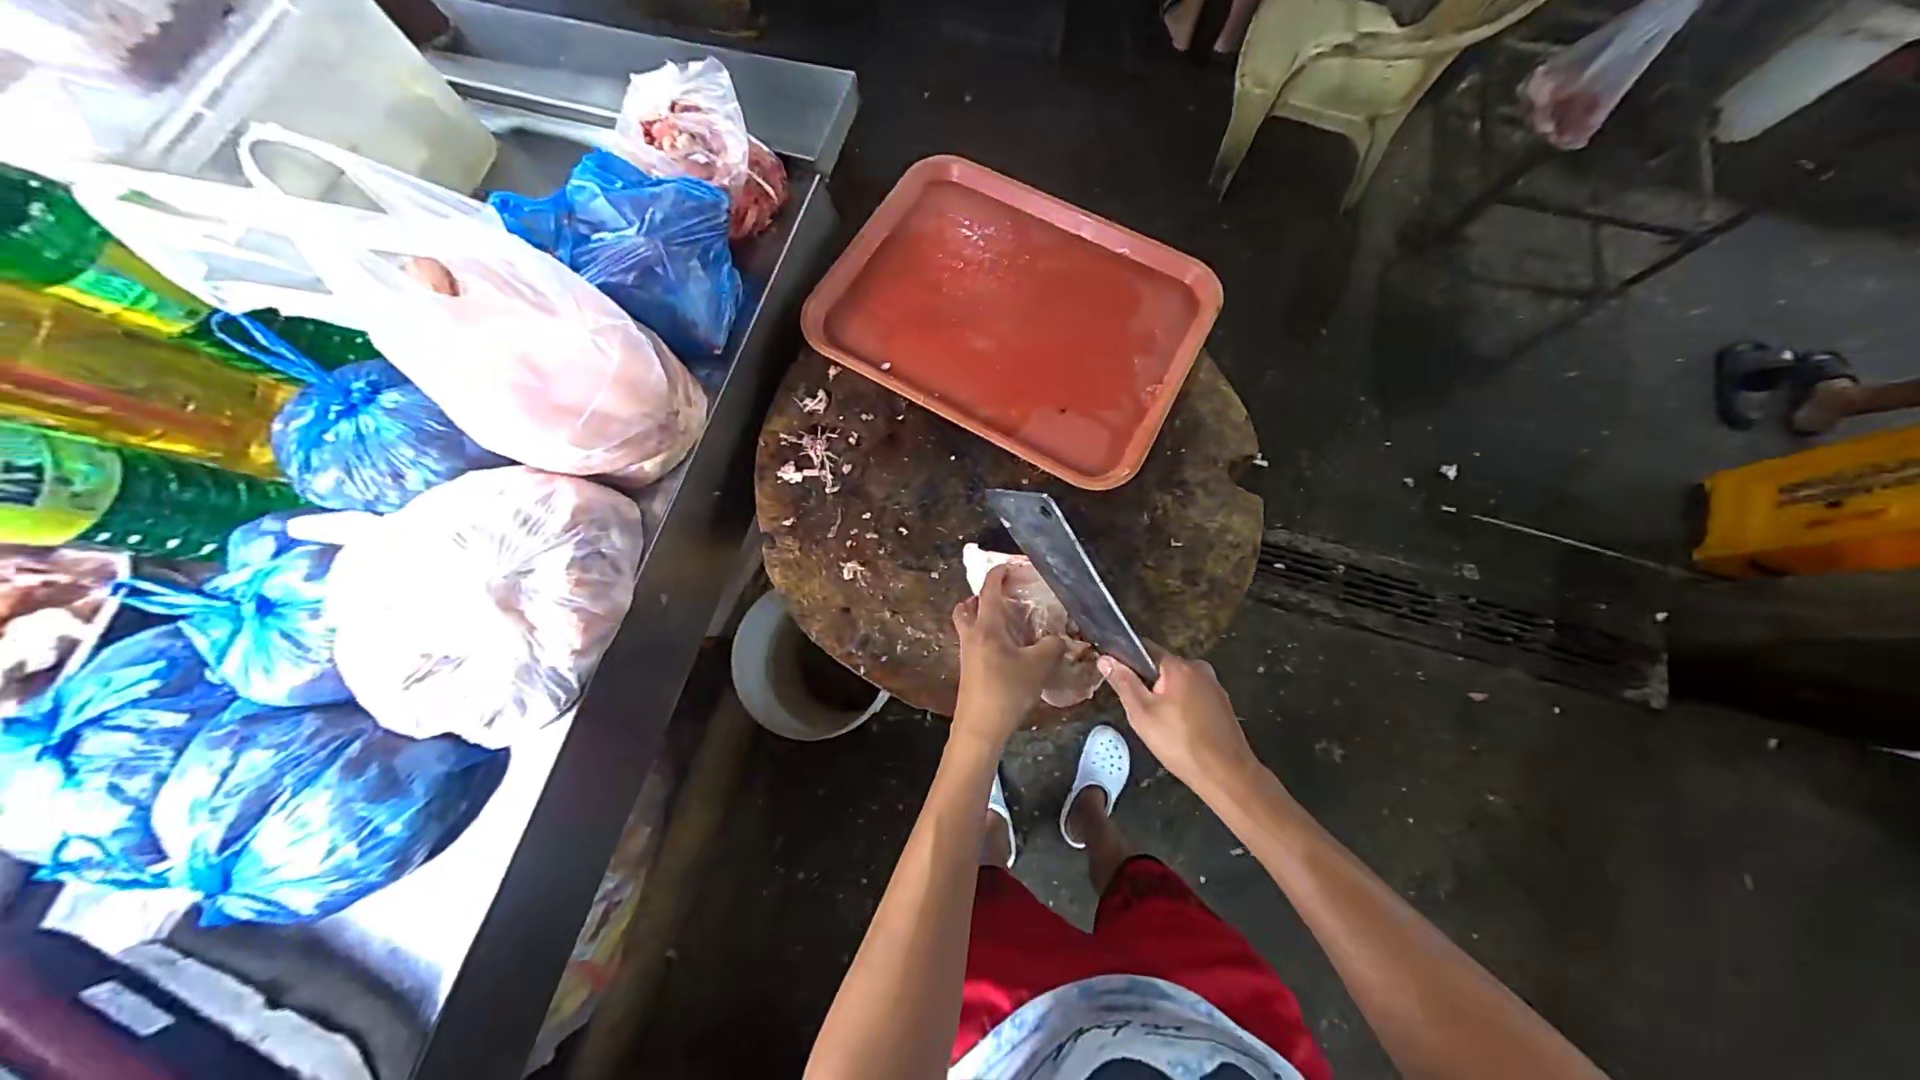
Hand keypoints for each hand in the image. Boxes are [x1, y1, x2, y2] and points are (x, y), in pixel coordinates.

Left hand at [951, 565, 1067, 743]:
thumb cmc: (1007, 690)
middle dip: (981, 597)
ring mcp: (966, 653)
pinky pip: (974, 642)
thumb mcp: (1038, 666)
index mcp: (986, 626)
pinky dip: (986, 636)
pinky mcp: (968, 670)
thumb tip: (1060, 638)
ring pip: (968, 625)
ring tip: (1008, 622)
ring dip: (982, 617)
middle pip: (967, 606)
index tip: (1009, 567)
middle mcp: (971, 635)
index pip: (989, 590)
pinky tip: (1008, 649)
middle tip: (1003, 598)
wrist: (980, 727)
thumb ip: (1052, 646)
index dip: (998, 574)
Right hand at [1099, 649, 1258, 790]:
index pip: (1144, 648)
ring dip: (1165, 699)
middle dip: (1148, 686)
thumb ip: (1123, 682)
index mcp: (1179, 666)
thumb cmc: (1180, 743)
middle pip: (1161, 668)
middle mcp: (1200, 669)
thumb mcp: (1141, 713)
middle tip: (1142, 714)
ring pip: (1177, 685)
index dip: (1126, 661)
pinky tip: (1180, 732)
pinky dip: (1182, 709)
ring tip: (1162, 727)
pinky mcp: (1222, 704)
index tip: (1119, 682)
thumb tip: (1106, 659)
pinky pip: (1192, 698)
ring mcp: (1214, 687)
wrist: (1226, 775)